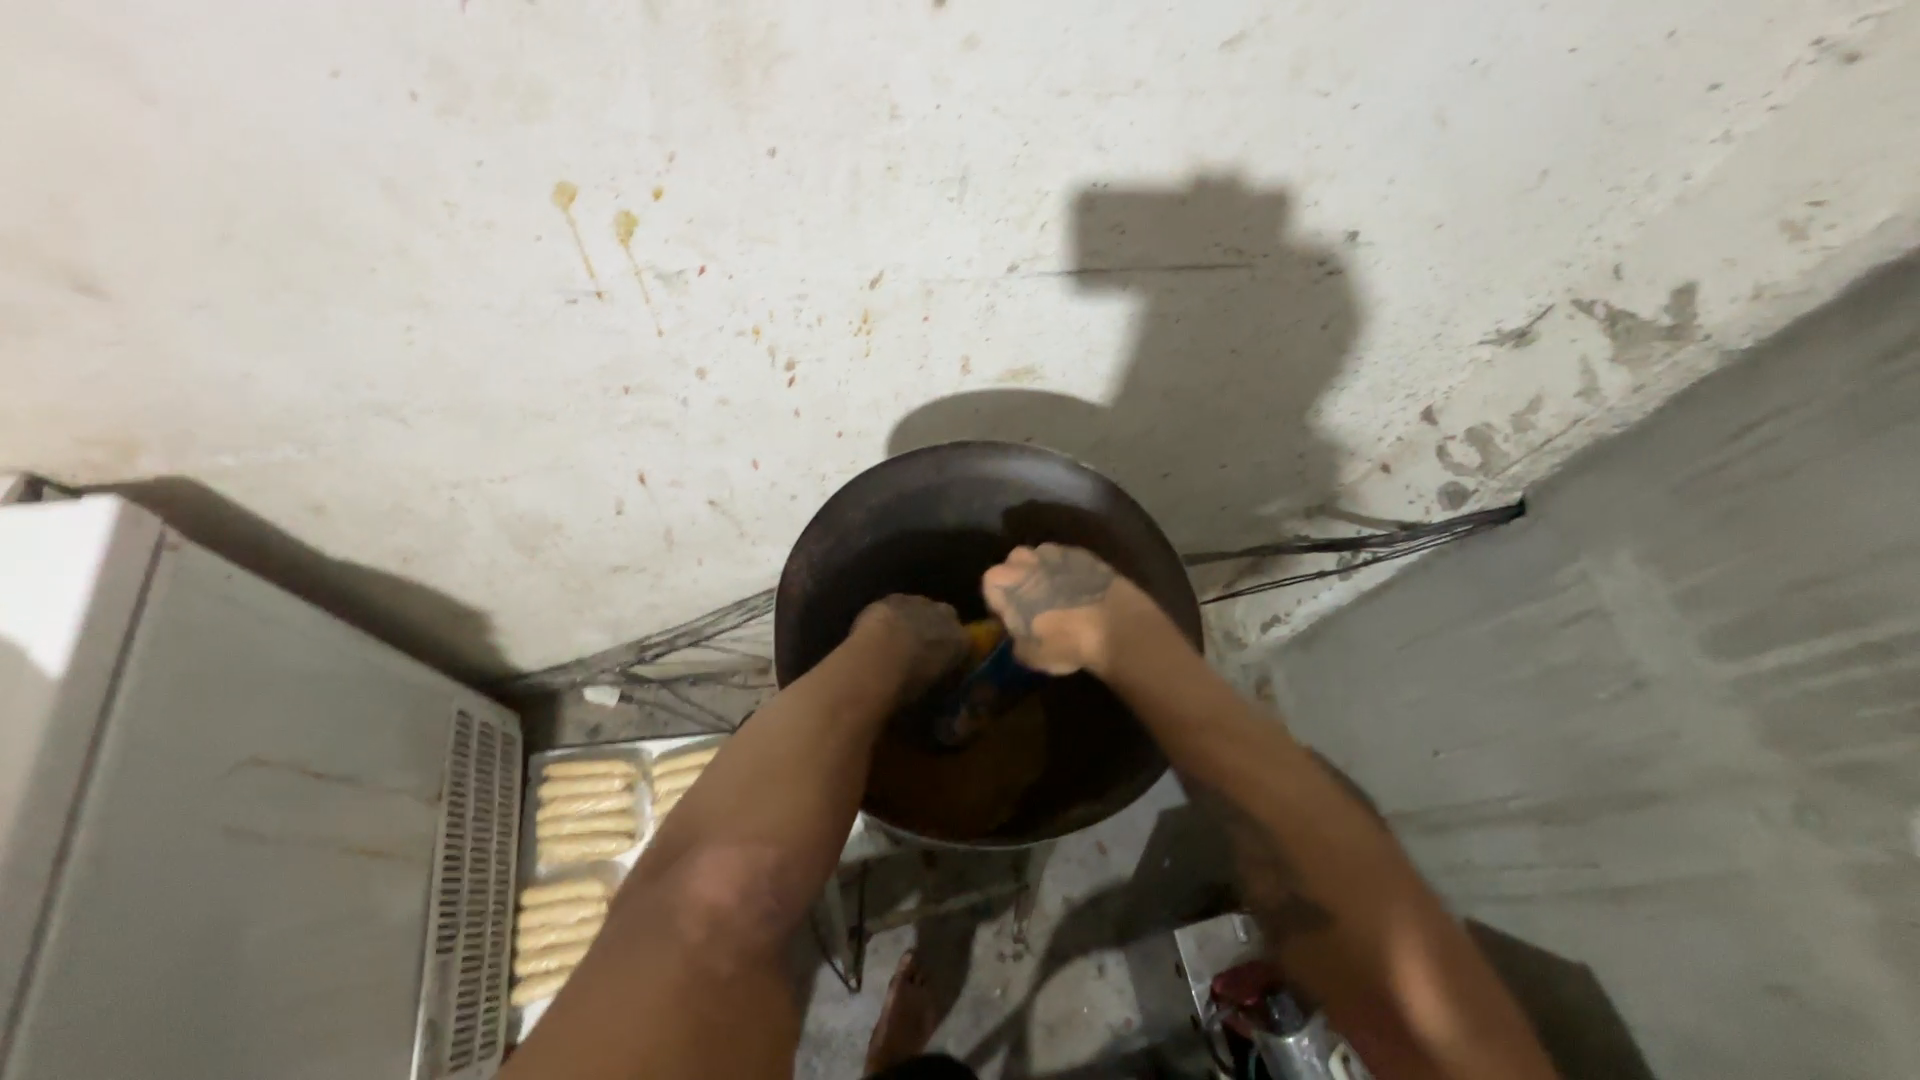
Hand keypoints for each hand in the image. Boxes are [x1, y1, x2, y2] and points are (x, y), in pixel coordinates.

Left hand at [850, 595, 970, 701]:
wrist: (879, 659)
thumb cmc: (911, 684)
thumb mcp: (934, 691)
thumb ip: (942, 680)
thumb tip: (939, 680)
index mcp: (962, 641)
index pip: (964, 643)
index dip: (951, 652)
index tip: (941, 662)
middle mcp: (947, 616)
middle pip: (946, 618)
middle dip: (936, 629)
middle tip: (919, 649)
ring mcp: (920, 602)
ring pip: (922, 608)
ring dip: (913, 619)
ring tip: (895, 640)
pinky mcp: (894, 598)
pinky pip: (897, 606)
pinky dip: (891, 615)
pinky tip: (877, 631)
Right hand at [981, 544, 1150, 675]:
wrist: (1117, 626)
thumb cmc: (1065, 642)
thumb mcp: (1029, 656)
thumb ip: (1017, 642)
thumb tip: (1021, 637)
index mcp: (1006, 581)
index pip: (989, 584)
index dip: (998, 602)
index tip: (1009, 617)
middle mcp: (1028, 560)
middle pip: (1013, 562)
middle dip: (1017, 578)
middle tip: (1030, 602)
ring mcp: (1059, 554)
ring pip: (1042, 556)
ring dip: (1043, 570)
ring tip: (1056, 594)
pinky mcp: (1087, 555)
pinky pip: (1069, 560)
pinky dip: (1069, 573)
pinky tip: (1080, 592)